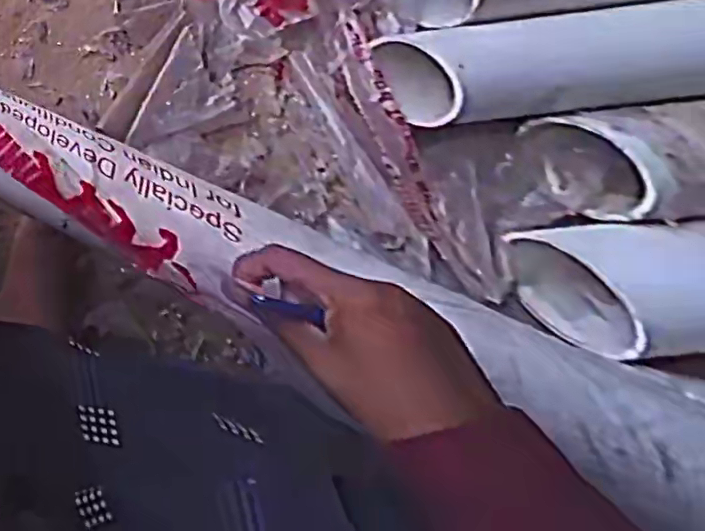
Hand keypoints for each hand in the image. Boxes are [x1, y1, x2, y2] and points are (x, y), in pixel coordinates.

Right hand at [233, 245, 502, 441]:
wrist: (464, 445)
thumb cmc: (382, 400)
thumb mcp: (317, 358)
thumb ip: (276, 317)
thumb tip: (241, 291)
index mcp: (355, 293)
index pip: (285, 259)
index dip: (252, 266)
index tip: (239, 285)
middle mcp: (386, 289)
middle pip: (319, 276)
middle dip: (293, 294)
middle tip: (285, 324)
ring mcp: (414, 305)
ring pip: (348, 292)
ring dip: (325, 307)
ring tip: (327, 344)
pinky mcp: (433, 324)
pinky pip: (378, 307)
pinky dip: (357, 318)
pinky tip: (363, 352)